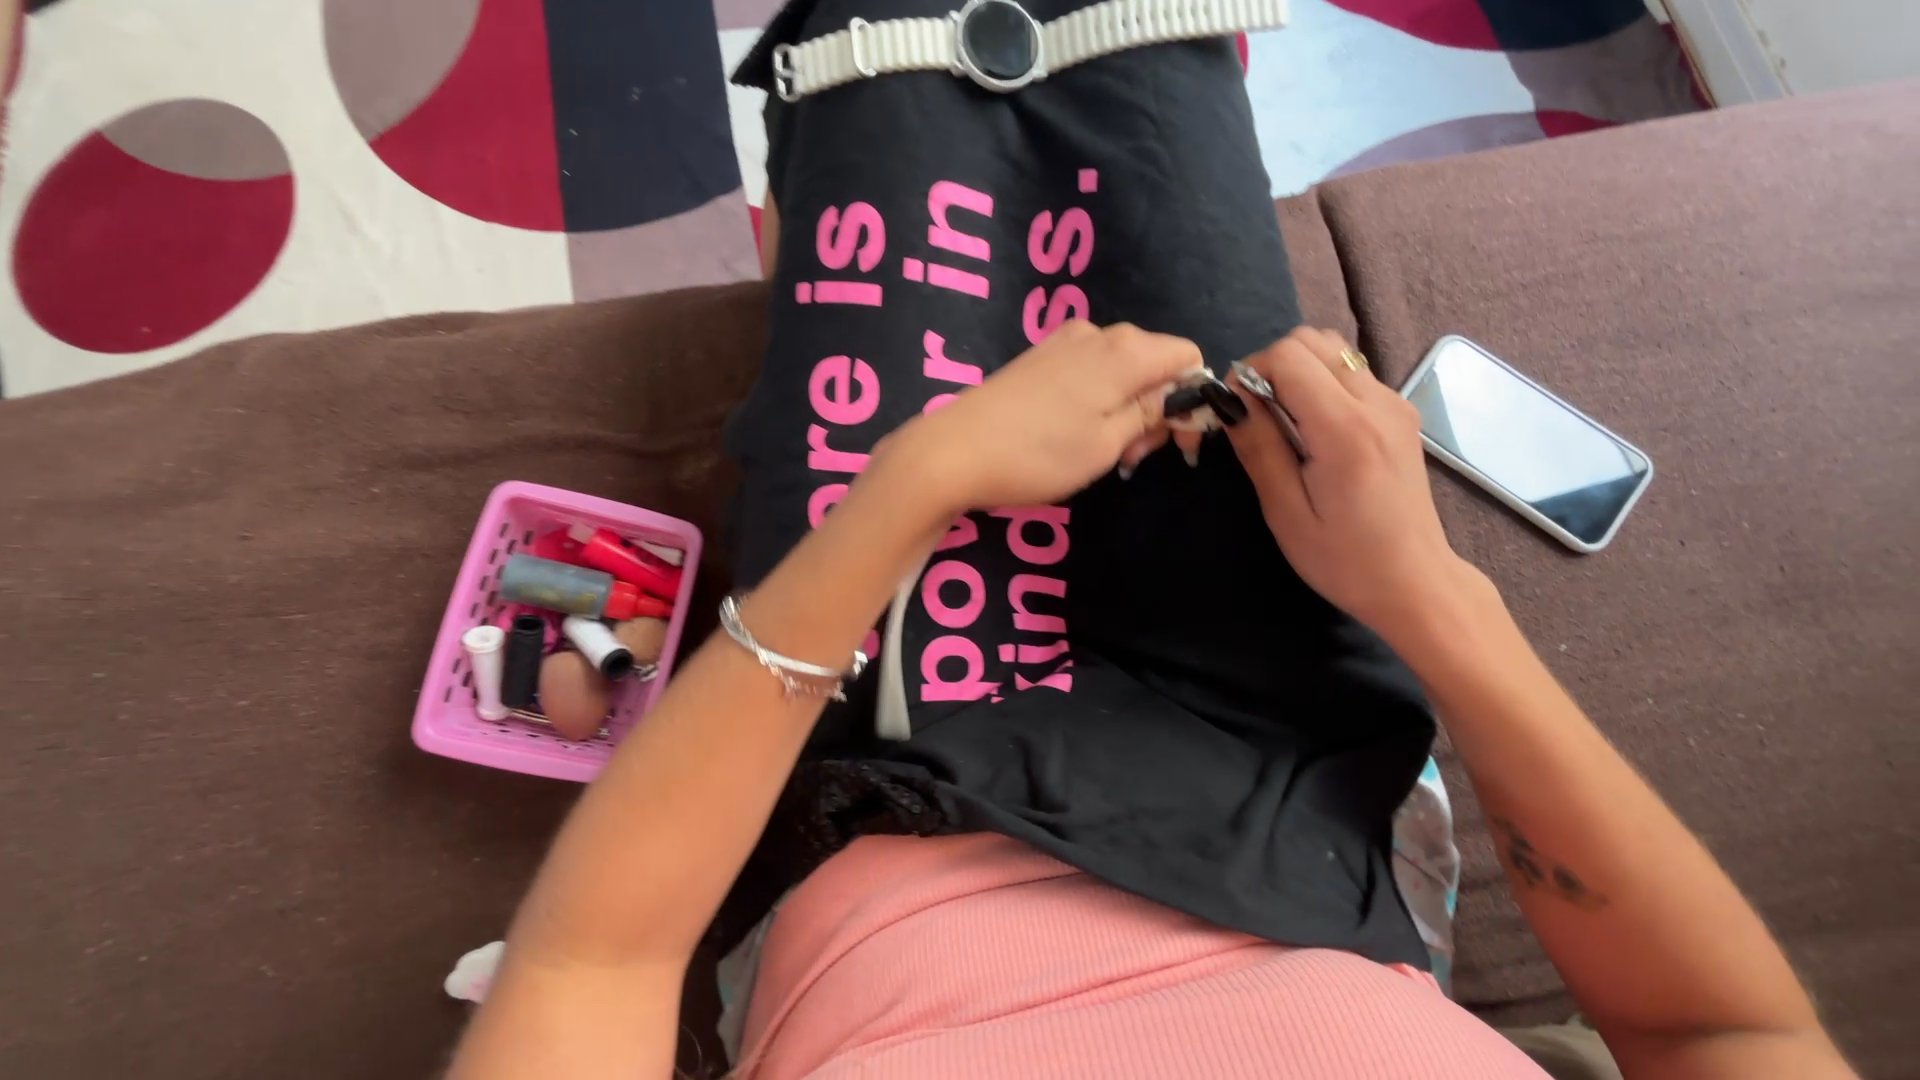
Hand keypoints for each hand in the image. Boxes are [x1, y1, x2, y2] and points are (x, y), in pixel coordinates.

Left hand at [887, 320, 1203, 513]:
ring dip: (1125, 411)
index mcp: (1125, 350)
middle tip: (1131, 458)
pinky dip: (1096, 402)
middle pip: (1154, 364)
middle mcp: (1098, 334)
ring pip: (1121, 371)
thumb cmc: (1038, 454)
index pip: (1188, 356)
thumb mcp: (1107, 443)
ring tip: (1099, 453)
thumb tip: (1182, 393)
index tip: (1173, 443)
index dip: (1192, 399)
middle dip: (1156, 410)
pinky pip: (1089, 372)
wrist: (953, 451)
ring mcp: (1063, 342)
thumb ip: (1152, 413)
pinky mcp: (1038, 357)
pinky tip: (1073, 435)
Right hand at [1225, 327, 1480, 644]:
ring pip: (1333, 351)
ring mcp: (1394, 404)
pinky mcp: (1399, 413)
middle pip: (1312, 341)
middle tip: (1255, 413)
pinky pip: (1350, 374)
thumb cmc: (1343, 559)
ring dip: (1297, 372)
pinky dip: (1320, 384)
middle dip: (1272, 366)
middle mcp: (1376, 403)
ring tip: (1282, 420)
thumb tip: (1231, 401)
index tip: (1237, 411)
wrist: (1414, 581)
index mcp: (1345, 429)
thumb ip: (1259, 448)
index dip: (1251, 373)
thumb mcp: (1286, 512)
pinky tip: (1311, 429)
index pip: (1289, 357)